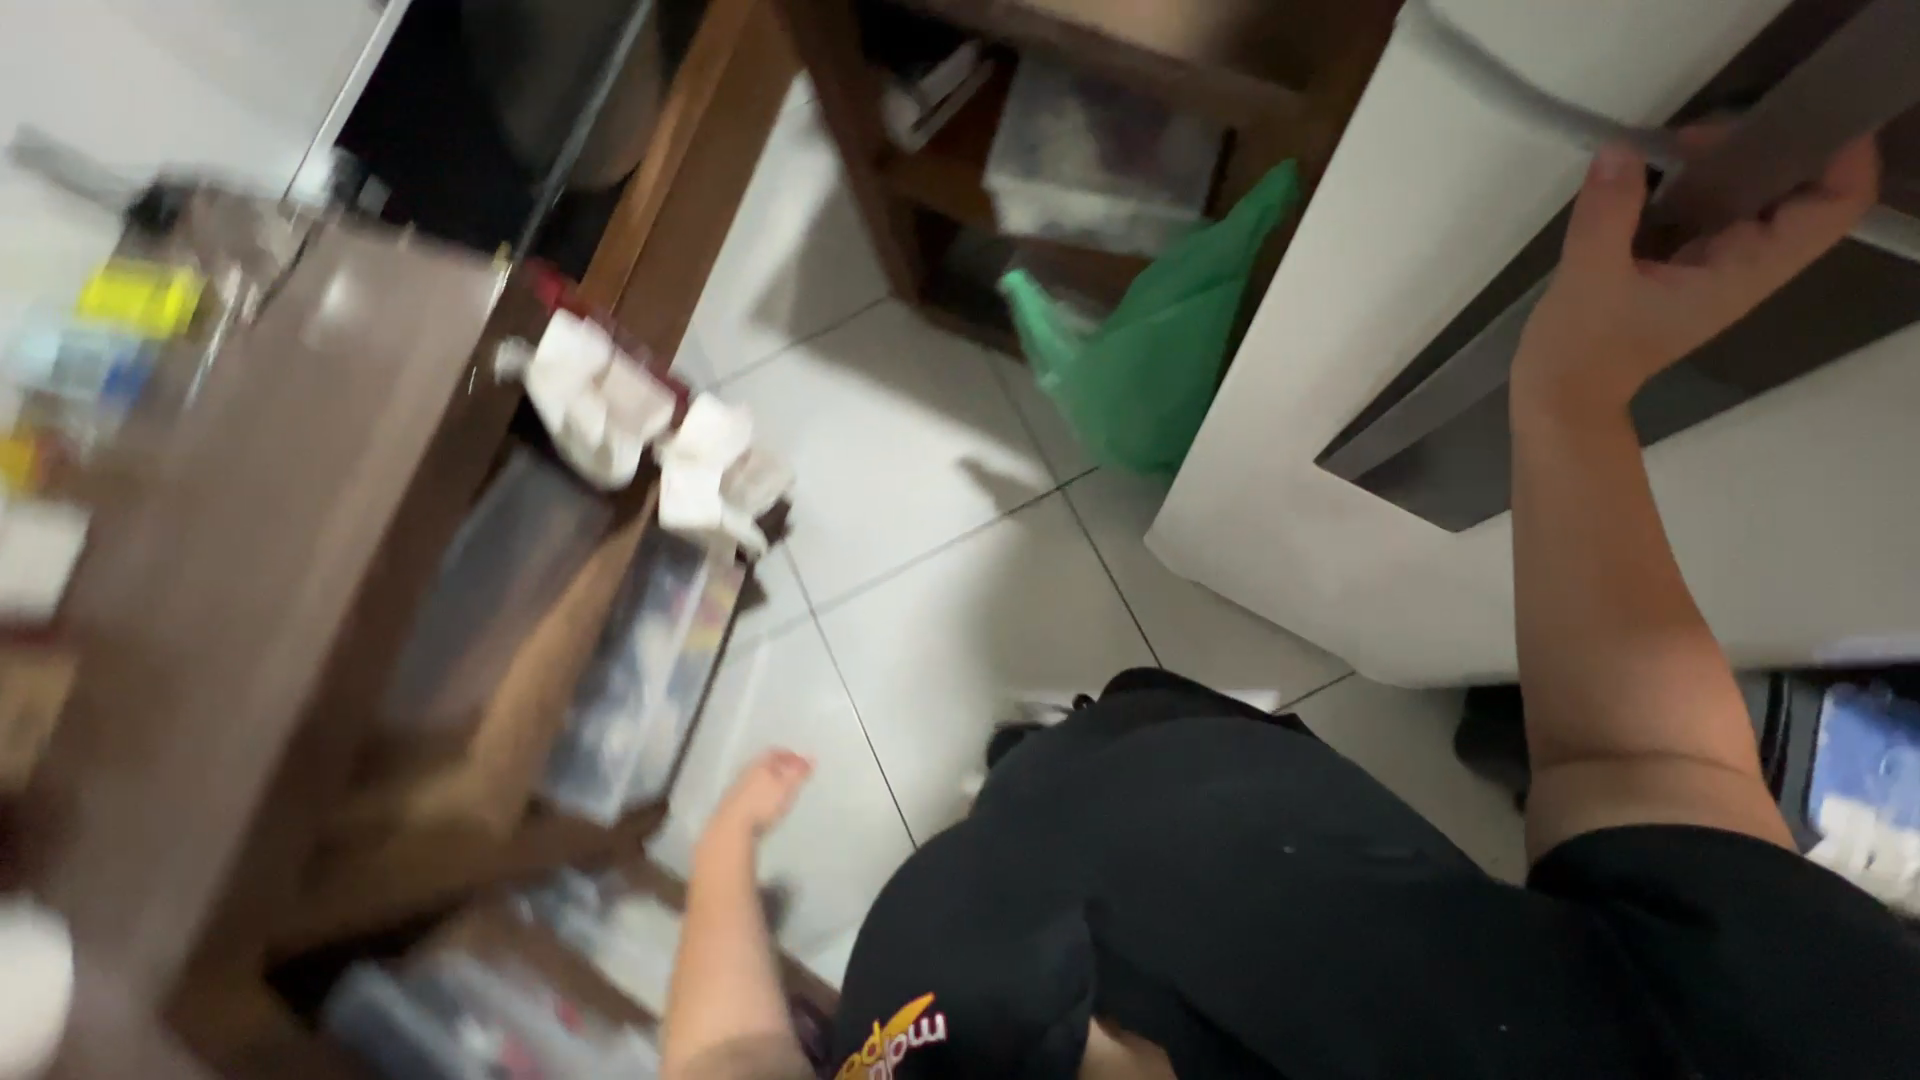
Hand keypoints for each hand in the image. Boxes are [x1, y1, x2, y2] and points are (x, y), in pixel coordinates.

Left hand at [705, 749, 812, 845]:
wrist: (730, 828)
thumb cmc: (763, 804)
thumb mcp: (786, 787)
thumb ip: (799, 773)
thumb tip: (811, 758)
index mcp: (759, 764)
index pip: (775, 752)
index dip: (789, 755)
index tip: (800, 762)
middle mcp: (746, 772)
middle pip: (764, 765)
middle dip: (779, 769)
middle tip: (792, 776)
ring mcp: (736, 789)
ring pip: (756, 779)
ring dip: (768, 783)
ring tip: (780, 792)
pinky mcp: (731, 806)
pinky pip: (750, 793)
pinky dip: (760, 795)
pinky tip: (765, 805)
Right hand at [1513, 133, 1878, 411]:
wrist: (1558, 400)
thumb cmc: (1580, 350)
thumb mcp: (1587, 279)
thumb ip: (1607, 213)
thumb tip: (1618, 152)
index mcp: (1743, 273)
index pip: (1834, 204)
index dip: (1838, 154)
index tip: (1796, 115)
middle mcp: (1742, 269)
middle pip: (1791, 193)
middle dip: (1756, 150)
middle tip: (1692, 137)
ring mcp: (1710, 272)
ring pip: (1744, 203)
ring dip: (1718, 169)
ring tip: (1667, 152)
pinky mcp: (1679, 275)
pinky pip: (1703, 220)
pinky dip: (1688, 194)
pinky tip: (1647, 186)